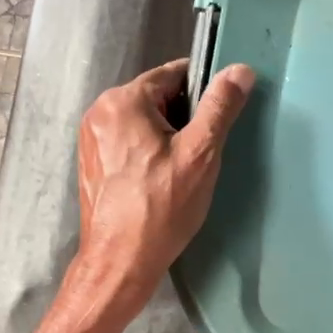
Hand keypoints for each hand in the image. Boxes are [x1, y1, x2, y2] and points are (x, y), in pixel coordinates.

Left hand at [73, 59, 253, 310]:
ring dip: (168, 136)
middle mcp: (99, 111)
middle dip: (184, 117)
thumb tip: (241, 70)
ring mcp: (91, 138)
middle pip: (157, 97)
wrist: (120, 262)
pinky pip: (129, 142)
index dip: (203, 92)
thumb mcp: (200, 154)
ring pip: (143, 121)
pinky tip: (163, 180)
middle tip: (205, 150)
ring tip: (186, 168)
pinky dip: (149, 152)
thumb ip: (220, 107)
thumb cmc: (162, 207)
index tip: (221, 118)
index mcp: (122, 100)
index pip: (174, 74)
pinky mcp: (91, 162)